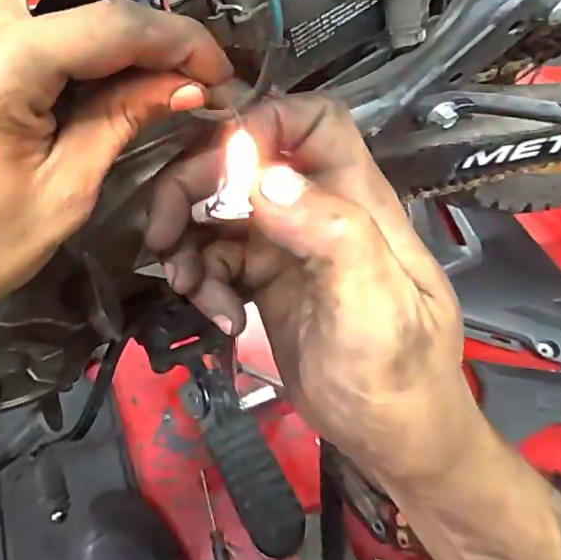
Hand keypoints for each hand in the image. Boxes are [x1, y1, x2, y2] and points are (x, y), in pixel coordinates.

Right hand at [144, 94, 495, 488]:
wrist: (392, 440)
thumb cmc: (397, 373)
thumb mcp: (373, 305)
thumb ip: (327, 232)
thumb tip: (260, 178)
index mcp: (353, 196)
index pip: (312, 119)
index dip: (263, 121)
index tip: (219, 164)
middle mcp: (313, 205)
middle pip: (242, 160)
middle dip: (193, 188)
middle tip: (164, 235)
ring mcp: (283, 240)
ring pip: (216, 206)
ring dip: (187, 240)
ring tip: (185, 284)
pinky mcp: (261, 274)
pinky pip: (213, 254)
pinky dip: (201, 279)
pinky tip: (217, 315)